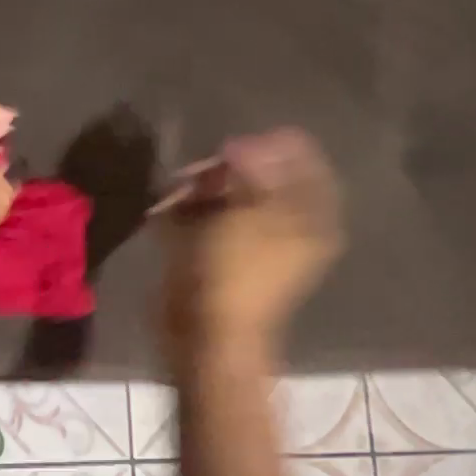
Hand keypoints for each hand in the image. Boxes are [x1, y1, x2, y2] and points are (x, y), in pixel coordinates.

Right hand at [156, 127, 342, 372]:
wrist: (205, 333)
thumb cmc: (235, 273)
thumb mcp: (249, 212)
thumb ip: (253, 171)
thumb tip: (246, 143)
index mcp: (309, 218)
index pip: (303, 164)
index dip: (271, 147)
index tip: (235, 142)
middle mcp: (286, 227)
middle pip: (260, 179)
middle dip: (226, 169)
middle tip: (197, 167)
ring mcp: (250, 243)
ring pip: (226, 198)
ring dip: (199, 188)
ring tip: (174, 188)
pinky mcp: (217, 256)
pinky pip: (203, 221)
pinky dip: (185, 211)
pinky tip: (166, 209)